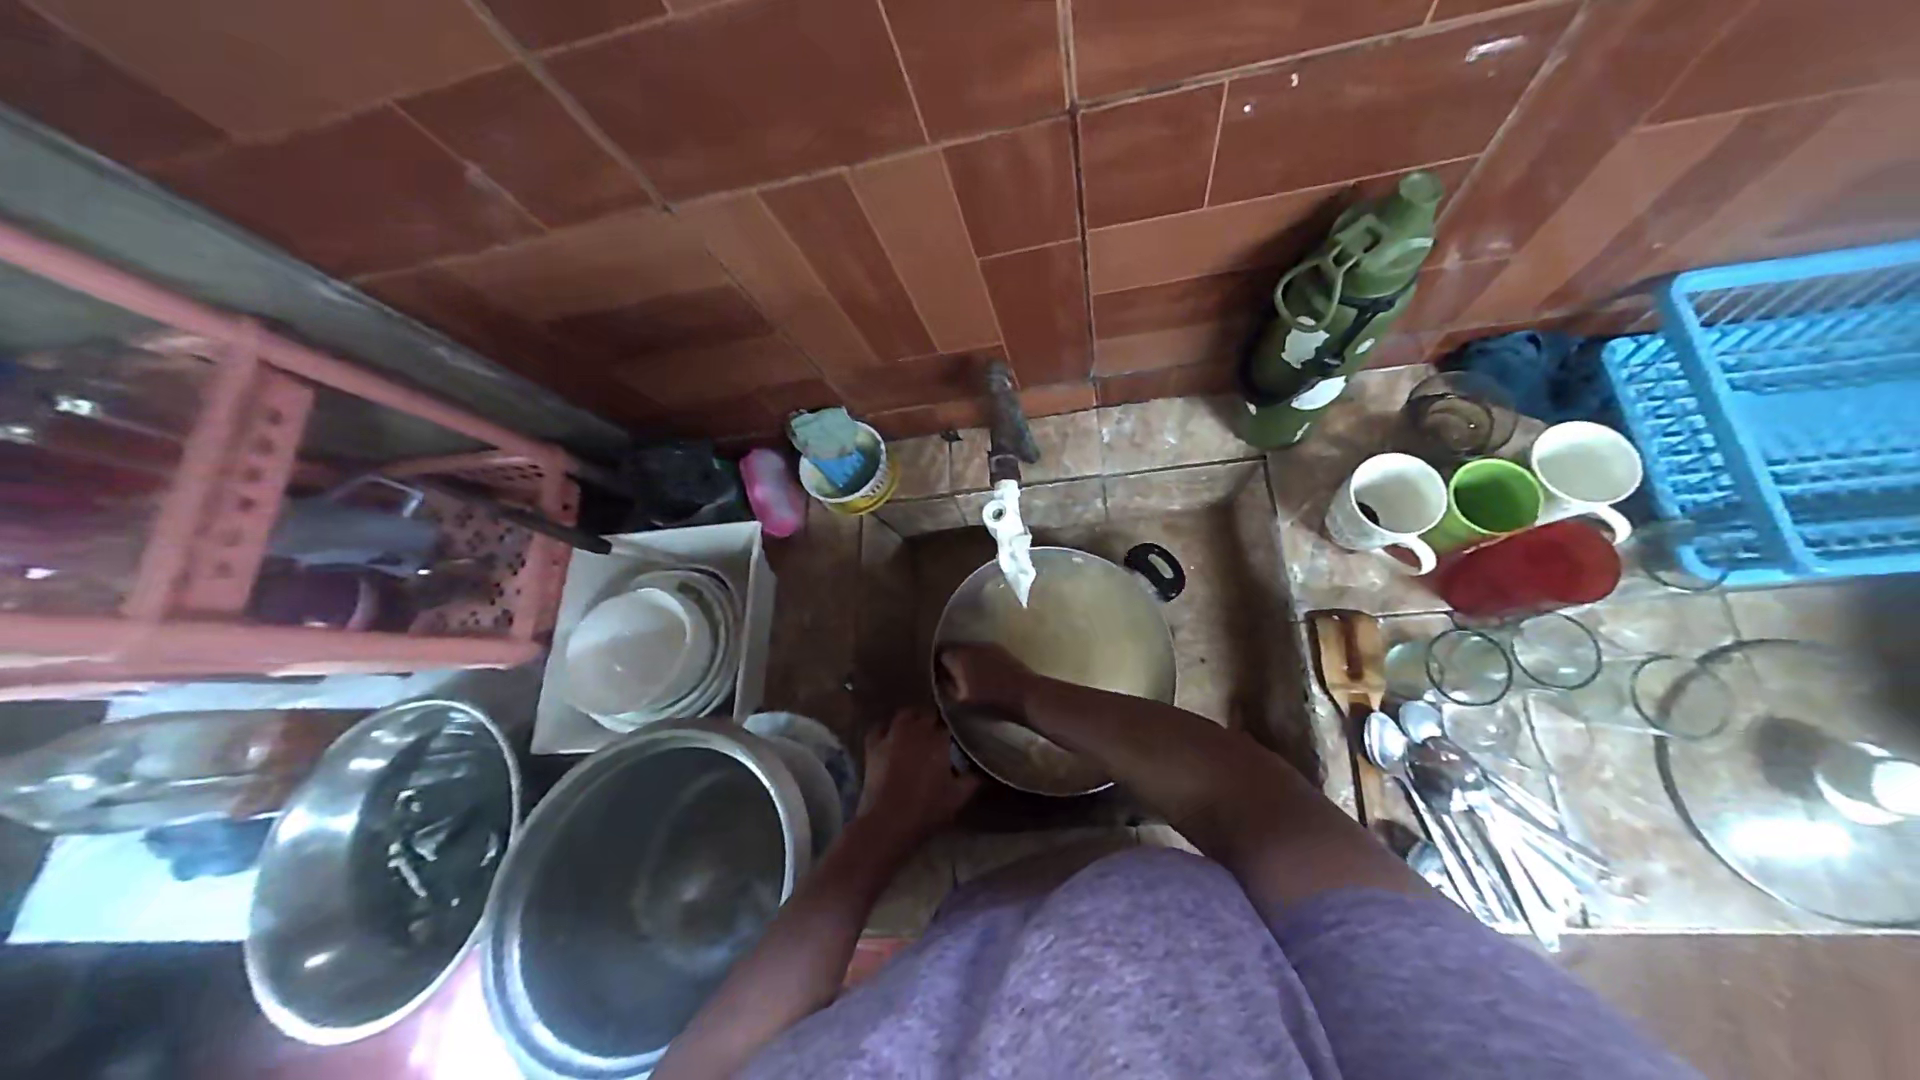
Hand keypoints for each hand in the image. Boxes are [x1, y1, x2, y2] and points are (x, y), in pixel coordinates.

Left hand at [855, 708, 979, 845]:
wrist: (887, 822)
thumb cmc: (926, 809)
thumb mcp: (958, 798)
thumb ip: (972, 780)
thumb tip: (982, 769)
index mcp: (937, 740)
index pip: (950, 723)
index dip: (954, 728)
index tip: (958, 735)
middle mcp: (915, 731)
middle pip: (927, 715)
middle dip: (935, 722)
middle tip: (939, 735)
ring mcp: (891, 736)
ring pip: (904, 715)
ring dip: (912, 719)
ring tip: (917, 730)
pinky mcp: (872, 746)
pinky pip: (879, 728)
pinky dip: (886, 730)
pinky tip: (890, 737)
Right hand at [935, 642, 1034, 712]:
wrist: (1027, 696)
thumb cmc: (991, 701)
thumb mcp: (960, 700)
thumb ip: (944, 687)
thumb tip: (937, 678)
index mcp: (958, 656)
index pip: (938, 653)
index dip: (935, 665)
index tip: (936, 677)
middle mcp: (971, 646)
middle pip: (953, 649)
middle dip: (950, 662)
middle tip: (950, 678)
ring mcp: (988, 646)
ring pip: (969, 651)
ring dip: (965, 661)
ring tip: (967, 678)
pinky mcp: (1001, 651)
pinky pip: (982, 653)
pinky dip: (979, 662)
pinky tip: (984, 676)